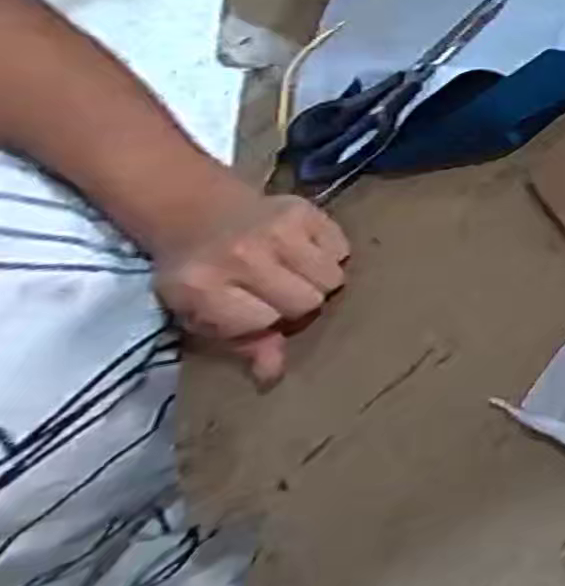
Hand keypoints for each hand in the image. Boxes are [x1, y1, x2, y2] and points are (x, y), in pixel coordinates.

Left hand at [151, 189, 349, 384]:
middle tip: (284, 291)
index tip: (254, 309)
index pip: (265, 321)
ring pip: (333, 276)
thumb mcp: (202, 313)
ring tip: (300, 272)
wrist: (200, 214)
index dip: (265, 319)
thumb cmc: (201, 273)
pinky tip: (308, 249)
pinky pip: (342, 248)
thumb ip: (242, 342)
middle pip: (307, 299)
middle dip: (301, 300)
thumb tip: (273, 374)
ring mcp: (276, 230)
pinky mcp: (306, 211)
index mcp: (203, 287)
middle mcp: (241, 256)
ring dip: (321, 279)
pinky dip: (331, 253)